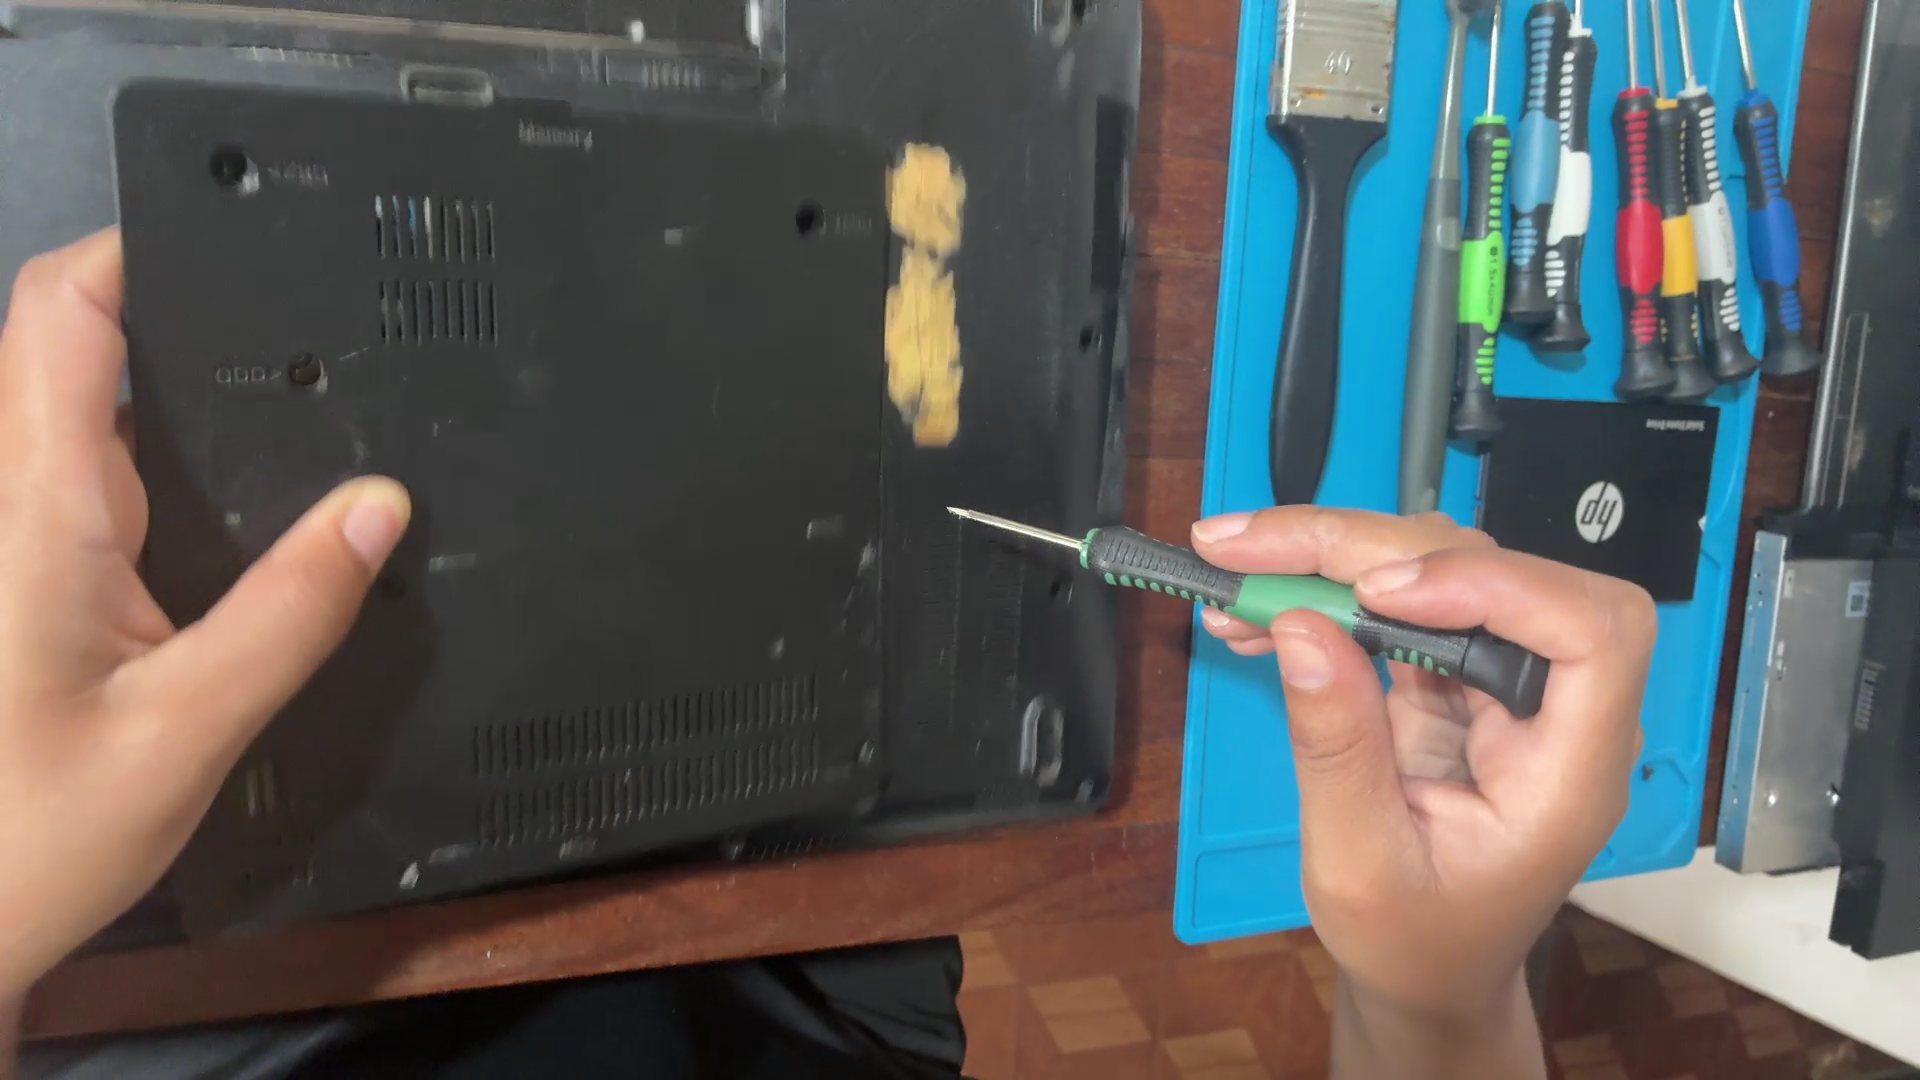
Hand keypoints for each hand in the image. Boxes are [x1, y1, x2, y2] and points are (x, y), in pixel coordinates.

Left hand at [0, 231, 411, 1003]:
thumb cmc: (22, 838)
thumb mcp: (189, 723)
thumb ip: (294, 606)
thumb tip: (381, 504)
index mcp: (30, 518)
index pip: (56, 333)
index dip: (124, 261)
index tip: (220, 234)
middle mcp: (0, 512)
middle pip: (64, 362)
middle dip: (171, 317)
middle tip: (297, 321)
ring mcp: (3, 547)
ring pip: (75, 421)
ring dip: (170, 387)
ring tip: (289, 391)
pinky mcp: (17, 586)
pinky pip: (87, 483)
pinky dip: (163, 457)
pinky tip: (238, 490)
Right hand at [1193, 507, 1651, 1062]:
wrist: (1422, 958)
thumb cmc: (1412, 936)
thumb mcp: (1359, 862)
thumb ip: (1336, 748)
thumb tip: (1301, 628)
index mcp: (1563, 767)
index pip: (1586, 631)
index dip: (1488, 586)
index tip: (1372, 590)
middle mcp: (1538, 702)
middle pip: (1477, 572)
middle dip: (1350, 547)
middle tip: (1239, 548)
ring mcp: (1484, 680)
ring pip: (1421, 568)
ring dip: (1318, 557)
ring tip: (1228, 570)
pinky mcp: (1435, 673)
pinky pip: (1376, 606)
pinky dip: (1307, 594)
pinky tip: (1247, 613)